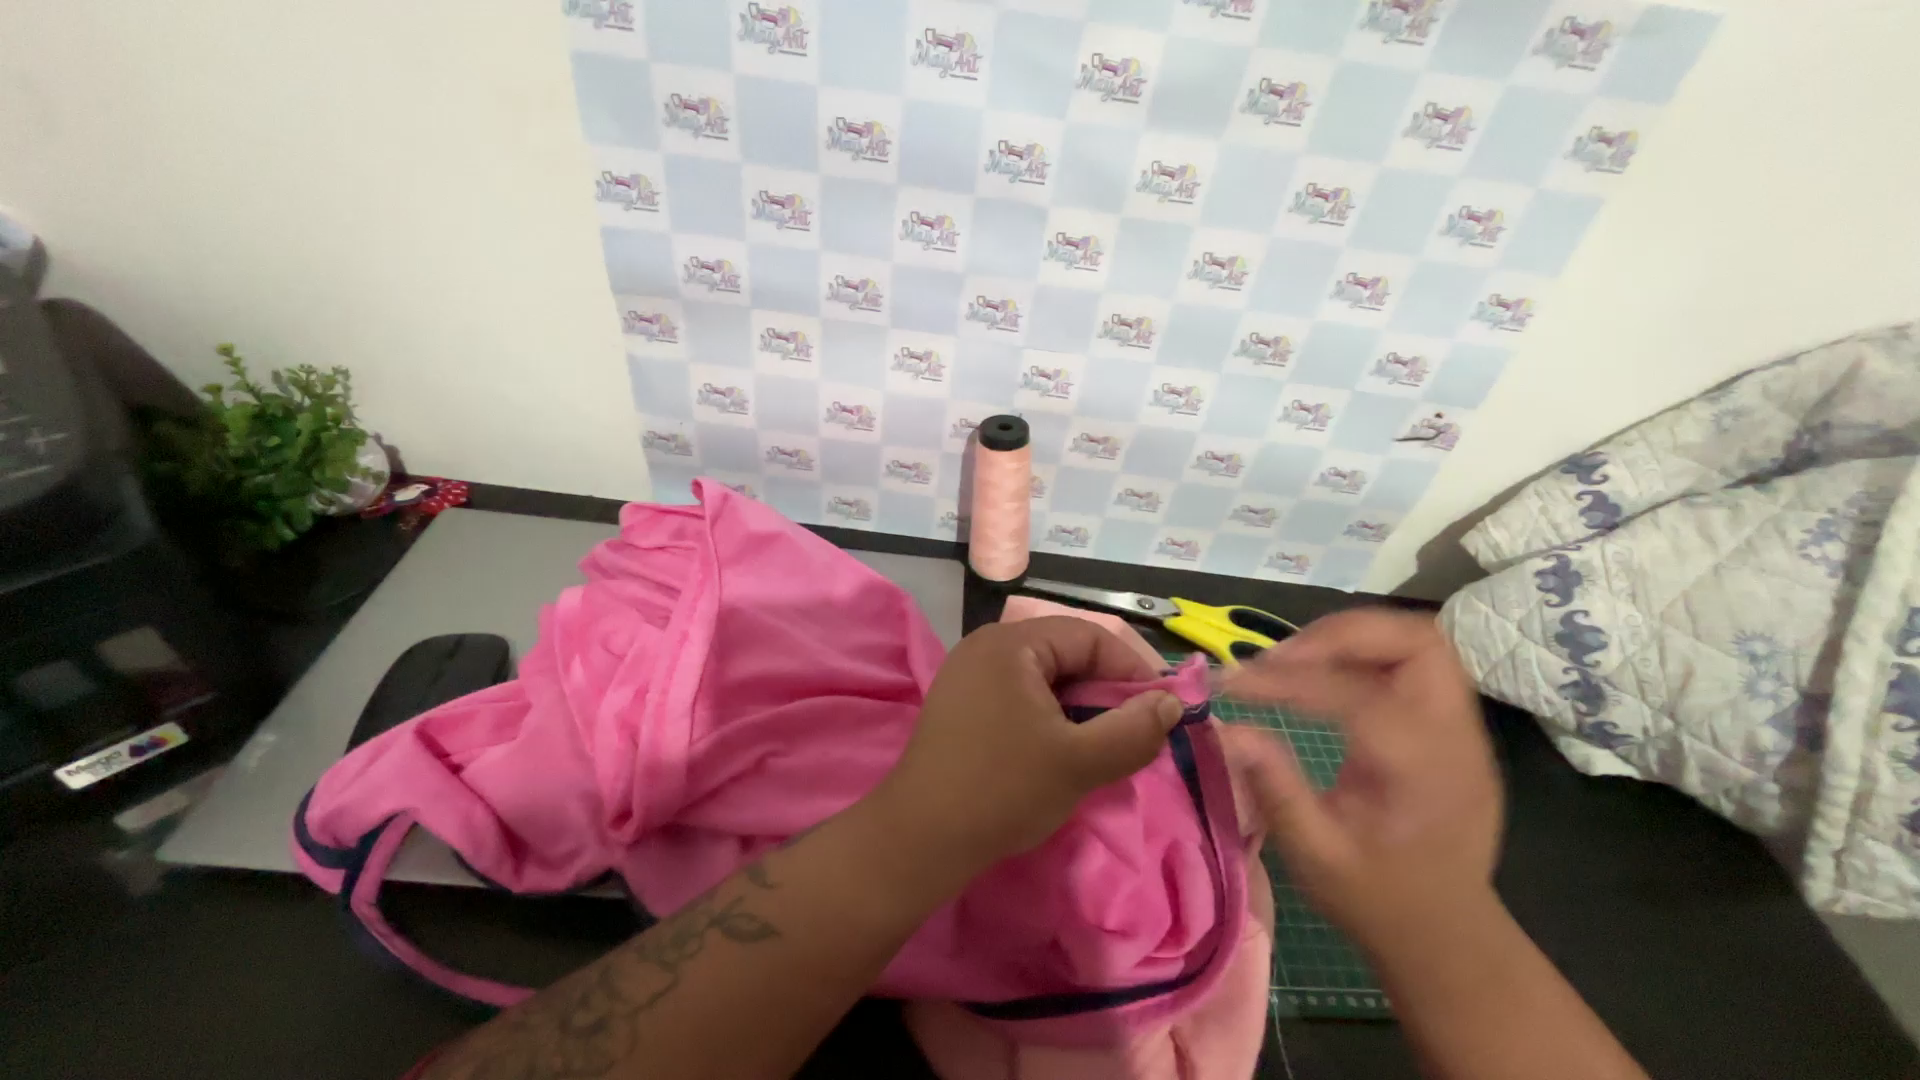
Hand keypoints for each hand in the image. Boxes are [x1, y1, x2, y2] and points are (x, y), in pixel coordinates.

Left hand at [872, 617, 1184, 875]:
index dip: (1132, 670)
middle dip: (1106, 690)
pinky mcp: (960, 704)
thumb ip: (1133, 730)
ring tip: (1102, 745)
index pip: (1090, 636)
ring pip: (1044, 677)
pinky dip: (1049, 716)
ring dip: (1079, 706)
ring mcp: (968, 674)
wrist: (919, 838)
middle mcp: (986, 646)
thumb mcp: (1080, 763)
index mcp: (1011, 643)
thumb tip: (1169, 703)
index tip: (1161, 709)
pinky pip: (1019, 695)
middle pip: (1065, 652)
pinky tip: (1061, 750)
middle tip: (1134, 730)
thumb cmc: (1003, 790)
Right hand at [1221, 609, 1501, 951]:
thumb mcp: (1315, 856)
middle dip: (1338, 635)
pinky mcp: (1453, 726)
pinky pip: (1415, 663)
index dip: (1288, 679)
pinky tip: (1323, 675)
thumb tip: (1226, 728)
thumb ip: (1275, 787)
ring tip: (1294, 660)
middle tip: (1277, 658)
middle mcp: (1454, 737)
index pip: (1358, 693)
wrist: (1448, 934)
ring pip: (1417, 641)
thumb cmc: (1378, 900)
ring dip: (1353, 638)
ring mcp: (1462, 728)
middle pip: (1414, 641)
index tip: (1232, 682)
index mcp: (1420, 771)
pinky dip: (1365, 654)